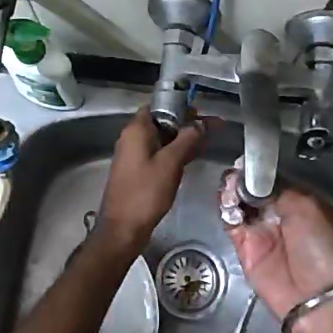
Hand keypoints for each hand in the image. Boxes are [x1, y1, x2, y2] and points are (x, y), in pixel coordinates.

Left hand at [95, 107, 204, 249]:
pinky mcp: (137, 171)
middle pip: (160, 122)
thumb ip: (187, 140)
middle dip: (184, 124)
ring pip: (160, 139)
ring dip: (180, 140)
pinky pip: (157, 154)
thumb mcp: (171, 163)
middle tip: (209, 128)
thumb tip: (201, 123)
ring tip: (205, 142)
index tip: (200, 113)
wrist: (123, 227)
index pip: (158, 106)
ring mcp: (133, 155)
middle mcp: (131, 138)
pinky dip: (173, 153)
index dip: (179, 107)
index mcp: (136, 130)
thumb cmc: (145, 192)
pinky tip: (190, 159)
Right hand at [220, 175, 332, 322]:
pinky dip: (226, 211)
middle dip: (241, 180)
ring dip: (232, 193)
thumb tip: (252, 179)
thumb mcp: (306, 207)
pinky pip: (230, 223)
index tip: (245, 164)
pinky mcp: (245, 248)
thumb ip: (276, 188)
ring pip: (238, 204)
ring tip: (231, 190)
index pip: (272, 180)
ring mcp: (261, 232)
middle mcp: (280, 215)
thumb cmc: (323, 248)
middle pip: (251, 190)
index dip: (257, 172)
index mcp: (301, 203)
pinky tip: (228, 205)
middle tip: (236, 177)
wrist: (318, 297)